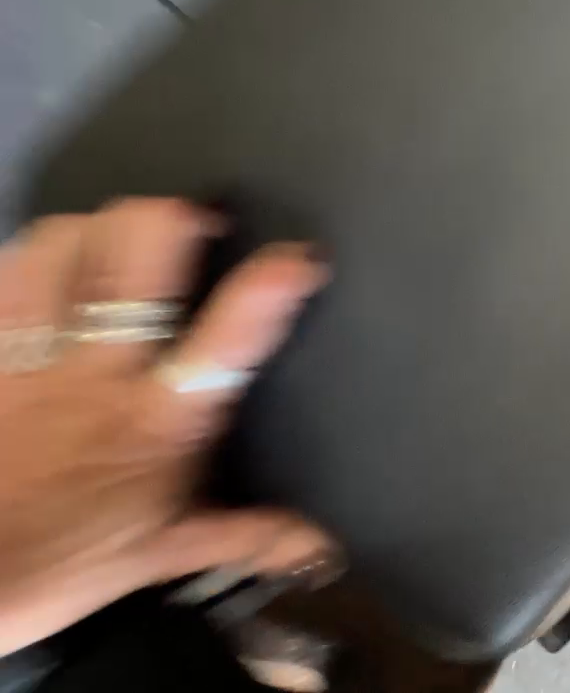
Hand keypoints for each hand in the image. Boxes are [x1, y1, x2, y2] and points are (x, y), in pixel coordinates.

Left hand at [0, 198, 333, 654]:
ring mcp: (25, 369)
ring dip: (84, 234)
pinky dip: (16, 266)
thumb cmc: (68, 560)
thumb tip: (329, 548)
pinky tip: (41, 257)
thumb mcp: (167, 550)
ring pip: (46, 265)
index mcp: (162, 418)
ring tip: (116, 230)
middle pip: (128, 278)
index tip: (302, 256)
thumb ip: (253, 535)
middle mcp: (98, 380)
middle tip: (197, 217)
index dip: (269, 290)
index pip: (229, 342)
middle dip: (162, 228)